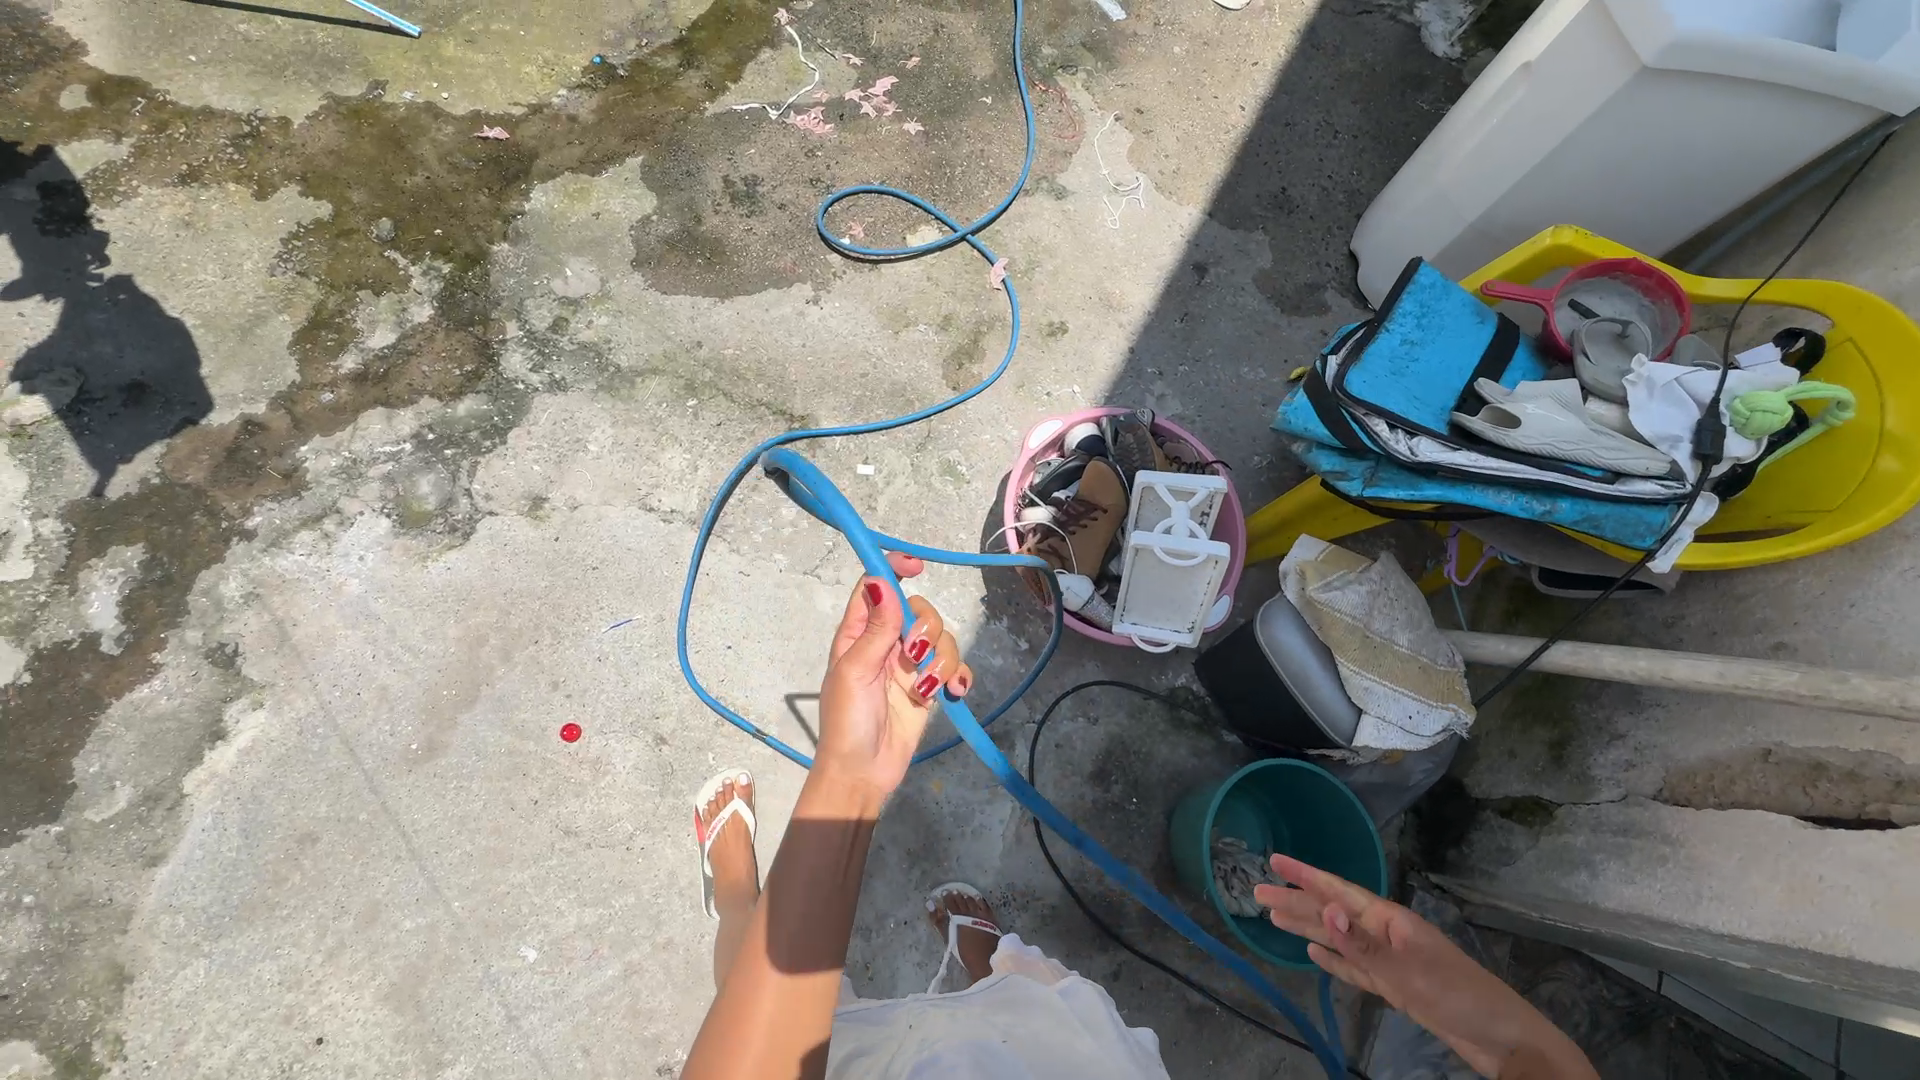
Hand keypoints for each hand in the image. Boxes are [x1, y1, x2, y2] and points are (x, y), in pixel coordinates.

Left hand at [815, 553, 973, 798]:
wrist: (864, 772)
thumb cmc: (848, 721)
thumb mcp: (855, 671)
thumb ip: (875, 628)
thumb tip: (881, 580)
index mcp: (858, 633)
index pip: (877, 587)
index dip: (894, 569)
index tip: (917, 566)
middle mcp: (887, 642)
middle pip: (919, 610)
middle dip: (926, 630)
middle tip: (915, 656)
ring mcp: (910, 664)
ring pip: (942, 638)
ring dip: (942, 661)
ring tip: (928, 688)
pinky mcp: (930, 686)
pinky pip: (955, 667)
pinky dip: (959, 676)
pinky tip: (954, 693)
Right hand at [1255, 856, 1595, 1079]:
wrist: (1504, 1041)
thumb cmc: (1457, 995)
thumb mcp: (1407, 970)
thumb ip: (1361, 943)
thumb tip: (1323, 909)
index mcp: (1388, 919)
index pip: (1337, 890)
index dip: (1305, 875)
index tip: (1274, 859)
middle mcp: (1384, 933)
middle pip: (1331, 912)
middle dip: (1295, 901)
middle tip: (1256, 893)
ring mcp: (1389, 959)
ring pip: (1337, 938)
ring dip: (1307, 927)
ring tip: (1273, 918)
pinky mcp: (1395, 986)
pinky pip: (1353, 967)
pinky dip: (1333, 960)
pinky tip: (1314, 955)